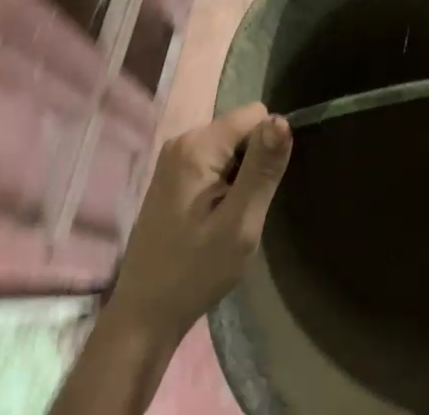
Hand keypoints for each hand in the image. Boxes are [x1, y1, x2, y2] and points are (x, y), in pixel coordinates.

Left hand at [107, 103, 292, 338]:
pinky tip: (216, 219)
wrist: (146, 312)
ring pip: (229, 147)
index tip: (260, 190)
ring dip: (240, 176)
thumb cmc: (196, 270)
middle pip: (241, 129)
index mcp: (197, 146)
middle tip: (244, 210)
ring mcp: (173, 159)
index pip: (255, 115)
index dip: (268, 149)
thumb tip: (282, 120)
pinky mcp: (171, 177)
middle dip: (253, 163)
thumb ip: (262, 169)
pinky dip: (224, 184)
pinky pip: (213, 162)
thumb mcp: (240, 223)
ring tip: (231, 217)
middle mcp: (182, 141)